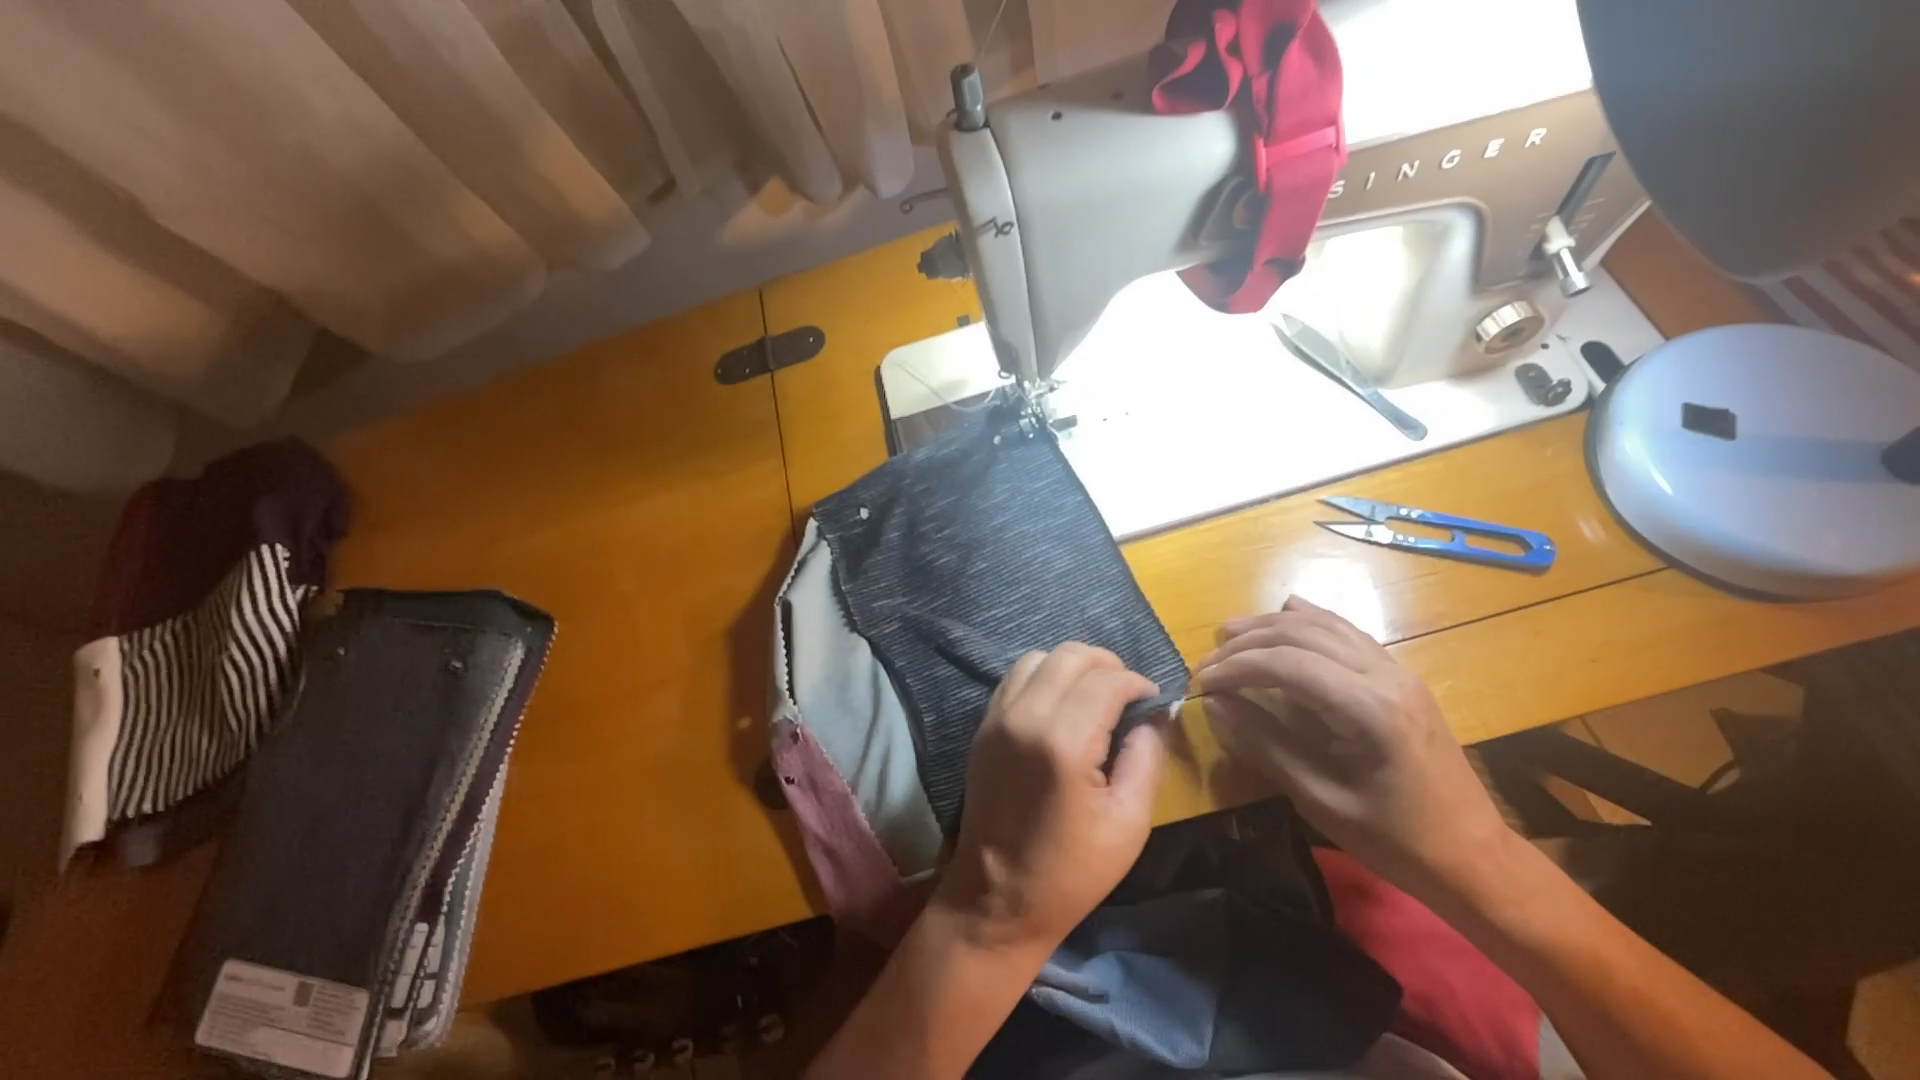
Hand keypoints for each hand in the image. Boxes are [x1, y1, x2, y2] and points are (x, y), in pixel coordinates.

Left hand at [935, 644, 1166, 953]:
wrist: (996, 899)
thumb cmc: (1070, 872)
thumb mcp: (1128, 823)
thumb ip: (1146, 758)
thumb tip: (1154, 717)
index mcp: (1064, 742)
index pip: (1108, 680)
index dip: (1138, 683)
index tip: (1154, 702)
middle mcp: (1025, 717)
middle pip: (1071, 655)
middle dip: (1108, 665)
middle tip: (1128, 695)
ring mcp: (997, 719)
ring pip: (1038, 658)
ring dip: (1072, 667)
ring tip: (1095, 696)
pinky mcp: (982, 728)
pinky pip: (1014, 678)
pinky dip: (1043, 677)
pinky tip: (1062, 705)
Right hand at [1196, 596, 1514, 897]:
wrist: (1470, 855)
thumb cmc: (1393, 839)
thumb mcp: (1319, 798)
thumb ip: (1265, 744)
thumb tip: (1216, 705)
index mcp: (1369, 709)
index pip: (1288, 664)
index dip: (1238, 667)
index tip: (1202, 683)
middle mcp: (1386, 676)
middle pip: (1304, 635)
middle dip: (1249, 642)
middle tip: (1208, 661)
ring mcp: (1398, 673)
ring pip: (1327, 626)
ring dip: (1275, 625)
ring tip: (1231, 632)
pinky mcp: (1401, 679)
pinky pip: (1350, 635)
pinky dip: (1312, 622)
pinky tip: (1288, 612)